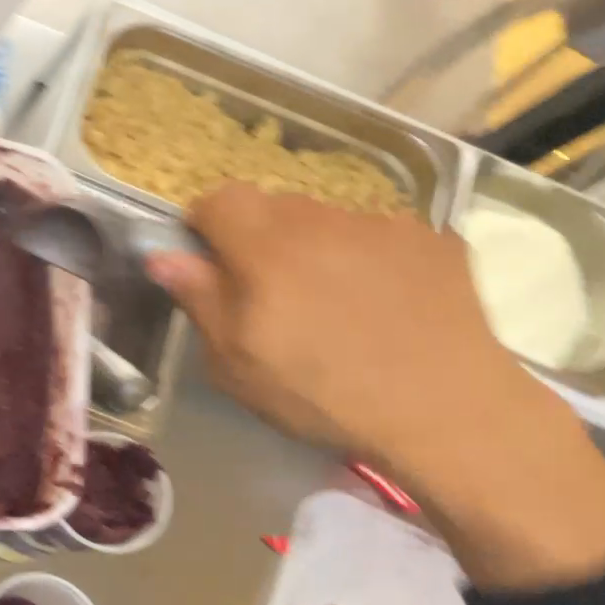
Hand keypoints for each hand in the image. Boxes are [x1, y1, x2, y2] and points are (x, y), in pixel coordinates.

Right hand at [145, 182, 563, 477]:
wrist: (440, 404)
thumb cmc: (315, 393)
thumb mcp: (232, 361)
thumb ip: (200, 299)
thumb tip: (164, 257)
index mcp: (268, 250)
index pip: (222, 199)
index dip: (203, 225)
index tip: (204, 264)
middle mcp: (327, 221)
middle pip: (274, 207)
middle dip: (255, 242)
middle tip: (260, 298)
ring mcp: (388, 225)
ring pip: (325, 222)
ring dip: (309, 252)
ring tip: (322, 307)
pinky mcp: (434, 239)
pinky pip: (375, 238)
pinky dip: (359, 262)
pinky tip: (371, 308)